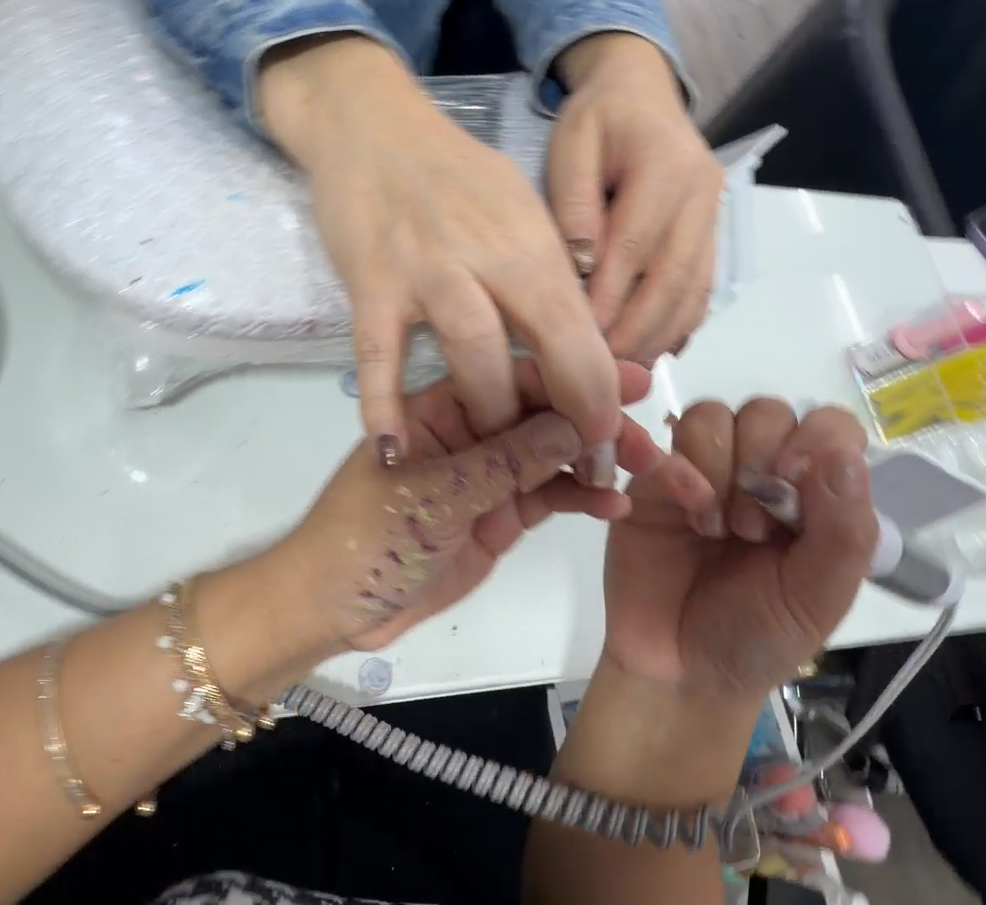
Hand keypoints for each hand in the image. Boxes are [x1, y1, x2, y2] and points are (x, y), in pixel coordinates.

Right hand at [259, 34, 619, 482]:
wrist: (371, 126)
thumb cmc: (454, 172)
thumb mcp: (520, 209)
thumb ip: (549, 274)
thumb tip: (584, 338)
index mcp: (535, 244)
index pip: (586, 334)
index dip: (605, 400)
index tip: (613, 448)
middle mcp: (491, 260)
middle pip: (544, 354)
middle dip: (567, 425)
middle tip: (577, 477)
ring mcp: (427, 274)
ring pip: (472, 360)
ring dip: (489, 421)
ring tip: (494, 465)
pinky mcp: (371, 285)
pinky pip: (378, 356)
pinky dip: (383, 406)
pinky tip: (391, 452)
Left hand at [275, 360, 666, 651]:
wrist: (335, 607)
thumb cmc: (366, 539)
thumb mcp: (435, 496)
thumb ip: (504, 461)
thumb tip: (576, 423)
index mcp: (440, 408)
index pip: (511, 378)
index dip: (569, 377)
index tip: (627, 380)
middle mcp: (470, 433)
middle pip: (541, 415)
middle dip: (594, 422)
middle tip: (649, 433)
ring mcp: (486, 476)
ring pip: (550, 457)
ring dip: (594, 461)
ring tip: (647, 469)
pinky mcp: (498, 516)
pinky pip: (544, 498)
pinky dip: (577, 499)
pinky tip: (612, 504)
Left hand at [550, 33, 726, 362]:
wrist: (641, 94)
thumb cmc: (598, 119)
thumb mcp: (572, 143)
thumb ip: (574, 198)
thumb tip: (578, 261)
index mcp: (666, 166)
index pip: (637, 244)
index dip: (610, 294)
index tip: (581, 335)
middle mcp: (702, 195)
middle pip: (673, 276)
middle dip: (637, 327)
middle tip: (602, 367)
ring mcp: (714, 216)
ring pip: (694, 289)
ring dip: (660, 334)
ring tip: (624, 369)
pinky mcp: (712, 234)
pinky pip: (702, 287)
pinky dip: (678, 323)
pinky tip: (652, 349)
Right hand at [602, 399, 875, 701]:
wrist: (681, 670)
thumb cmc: (760, 635)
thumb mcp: (821, 594)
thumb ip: (844, 528)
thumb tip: (842, 453)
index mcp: (812, 495)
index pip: (826, 425)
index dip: (816, 439)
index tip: (800, 484)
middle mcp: (758, 473)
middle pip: (766, 411)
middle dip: (763, 460)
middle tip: (757, 528)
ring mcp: (701, 474)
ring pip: (712, 415)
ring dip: (721, 467)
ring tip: (720, 528)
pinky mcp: (653, 483)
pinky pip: (664, 445)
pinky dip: (682, 475)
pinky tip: (691, 520)